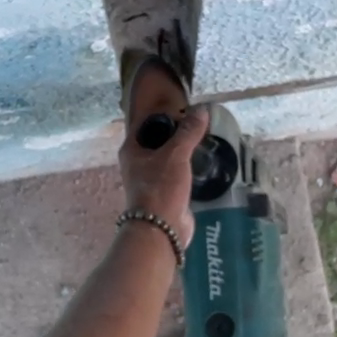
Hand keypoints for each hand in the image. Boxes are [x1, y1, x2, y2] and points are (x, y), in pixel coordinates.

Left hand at [119, 59, 208, 247]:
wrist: (161, 230)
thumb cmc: (161, 188)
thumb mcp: (177, 155)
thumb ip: (189, 131)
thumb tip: (203, 109)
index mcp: (132, 149)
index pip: (146, 122)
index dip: (164, 113)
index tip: (185, 106)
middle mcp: (137, 162)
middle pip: (158, 140)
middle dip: (176, 132)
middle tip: (199, 122)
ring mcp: (150, 179)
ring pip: (167, 157)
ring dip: (183, 150)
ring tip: (204, 139)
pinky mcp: (164, 192)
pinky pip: (176, 172)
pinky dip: (187, 166)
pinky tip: (202, 162)